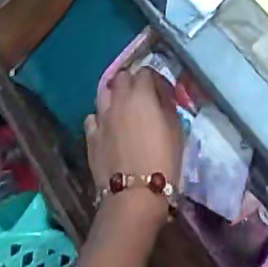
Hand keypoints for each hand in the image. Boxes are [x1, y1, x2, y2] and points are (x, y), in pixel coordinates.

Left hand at [84, 68, 181, 223]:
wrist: (135, 195)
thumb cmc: (163, 160)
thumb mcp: (176, 130)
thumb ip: (168, 107)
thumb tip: (163, 98)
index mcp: (141, 95)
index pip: (146, 72)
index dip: (154, 79)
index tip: (162, 91)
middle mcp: (118, 100)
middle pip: (122, 77)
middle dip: (132, 81)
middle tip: (142, 95)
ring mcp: (101, 117)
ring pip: (103, 93)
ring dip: (114, 95)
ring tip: (123, 107)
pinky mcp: (91, 136)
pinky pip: (93, 117)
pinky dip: (101, 118)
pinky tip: (107, 127)